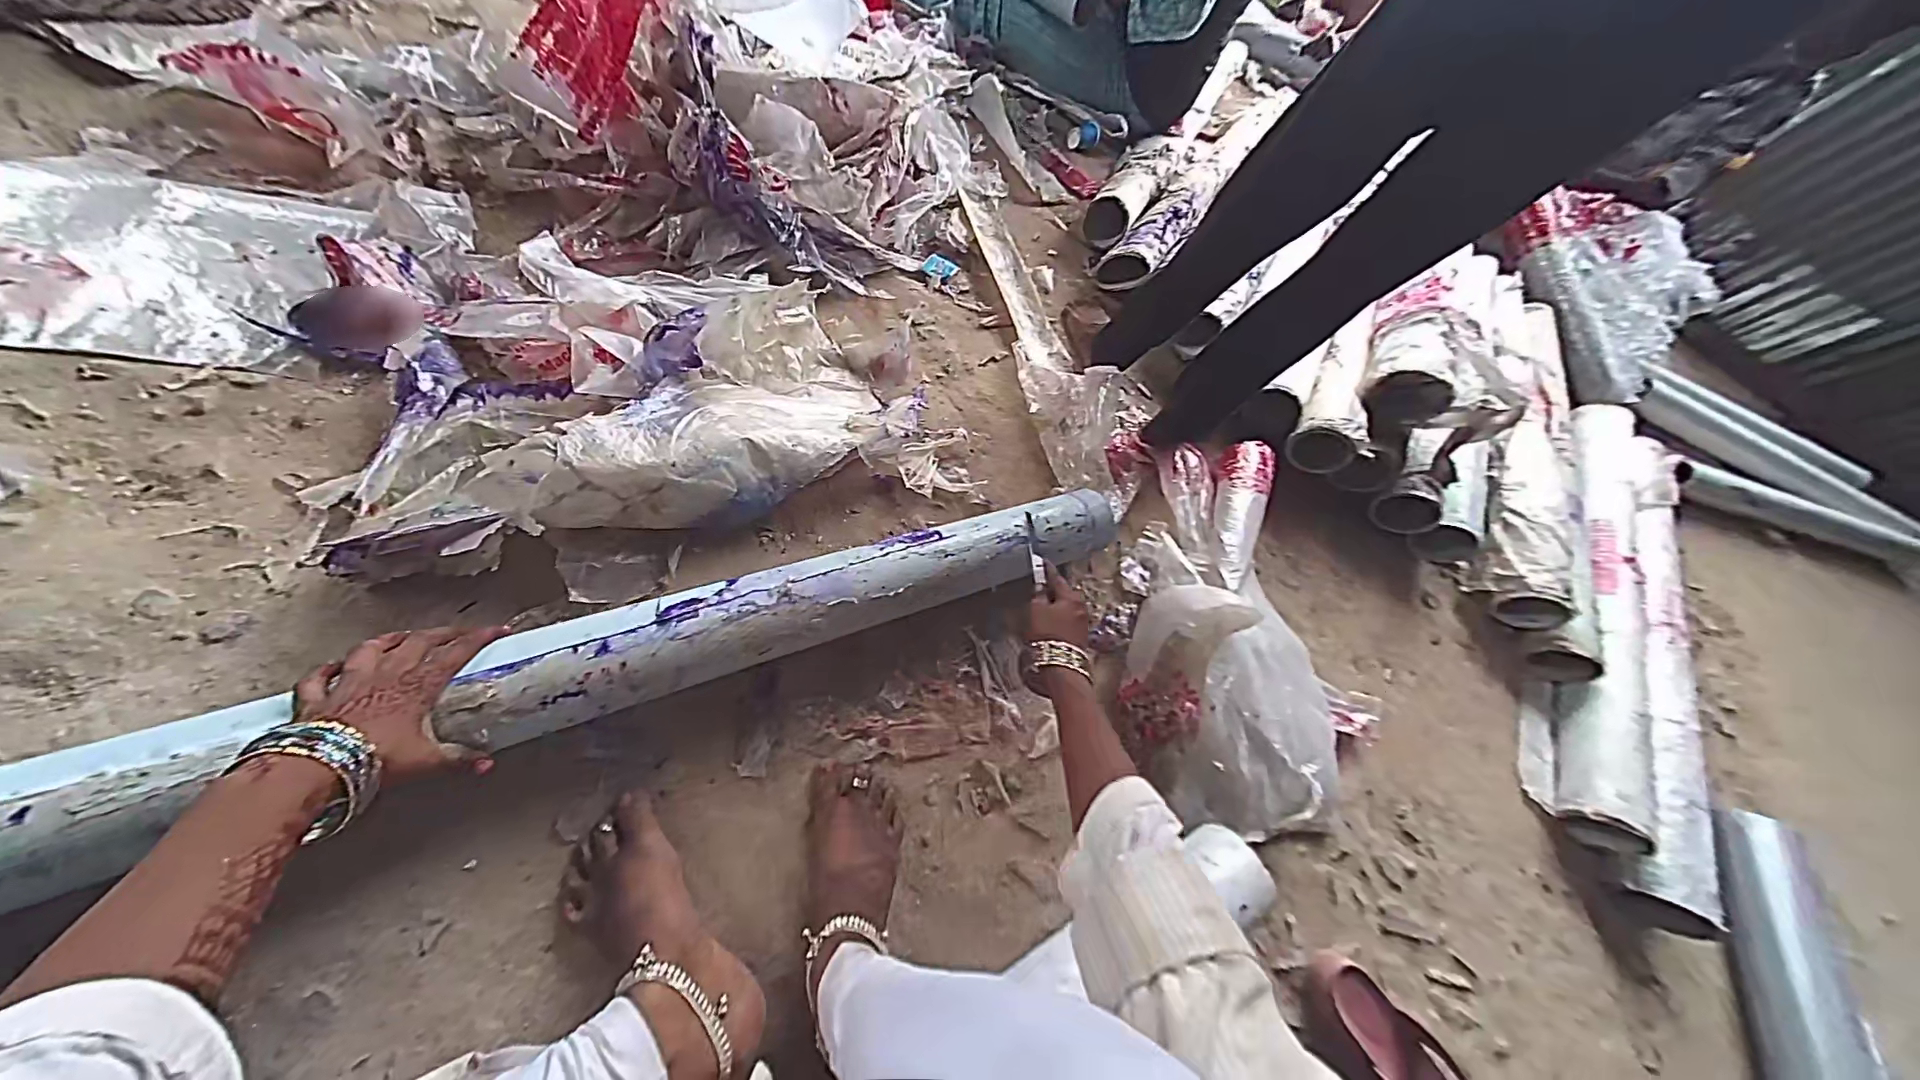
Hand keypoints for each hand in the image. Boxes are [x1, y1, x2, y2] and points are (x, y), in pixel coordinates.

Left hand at [293, 626, 507, 782]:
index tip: (495, 630)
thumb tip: (487, 764)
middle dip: (442, 633)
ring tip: (400, 636)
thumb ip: (459, 760)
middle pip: (418, 643)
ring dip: (388, 640)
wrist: (314, 768)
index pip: (455, 654)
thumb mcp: (426, 763)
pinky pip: (318, 677)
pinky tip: (331, 665)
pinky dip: (325, 669)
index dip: (478, 639)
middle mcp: (386, 677)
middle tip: (457, 631)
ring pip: (371, 650)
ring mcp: (349, 684)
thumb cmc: (373, 760)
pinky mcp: (316, 699)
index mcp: (417, 687)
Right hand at [1026, 565, 1088, 648]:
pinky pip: (1067, 619)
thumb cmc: (1046, 634)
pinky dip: (1058, 616)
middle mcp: (1080, 607)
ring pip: (1066, 606)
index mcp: (1071, 597)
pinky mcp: (1079, 636)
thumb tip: (1040, 587)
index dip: (1047, 570)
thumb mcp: (1036, 610)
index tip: (1042, 562)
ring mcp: (1082, 622)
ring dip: (1055, 604)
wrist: (1060, 666)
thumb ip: (1038, 595)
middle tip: (1040, 584)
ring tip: (1042, 603)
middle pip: (1064, 593)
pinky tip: (1049, 619)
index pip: (1057, 578)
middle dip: (1053, 589)